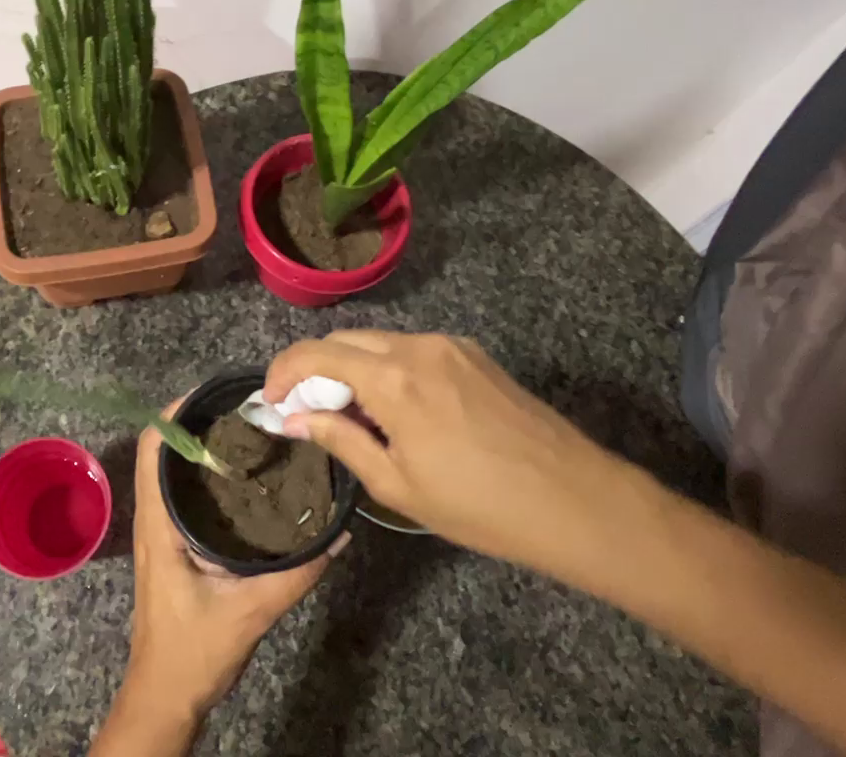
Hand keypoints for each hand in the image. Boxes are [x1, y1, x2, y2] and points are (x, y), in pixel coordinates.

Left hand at [119, 403, 343, 718]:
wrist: (166, 694)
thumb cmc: (194, 651)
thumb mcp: (251, 610)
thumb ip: (296, 573)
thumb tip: (338, 534)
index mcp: (159, 524)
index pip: (154, 449)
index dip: (175, 413)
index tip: (214, 394)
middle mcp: (154, 519)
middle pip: (162, 452)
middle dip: (196, 423)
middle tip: (244, 410)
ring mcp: (160, 532)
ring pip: (170, 472)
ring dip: (199, 448)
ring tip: (246, 432)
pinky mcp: (172, 545)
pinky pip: (180, 494)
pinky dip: (204, 474)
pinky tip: (240, 477)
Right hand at [265, 330, 630, 579]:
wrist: (575, 500)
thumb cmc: (479, 504)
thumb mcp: (396, 483)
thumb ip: (339, 439)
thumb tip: (293, 418)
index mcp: (393, 376)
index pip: (316, 353)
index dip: (282, 372)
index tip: (270, 401)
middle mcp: (418, 346)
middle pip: (346, 340)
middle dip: (315, 369)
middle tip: (305, 412)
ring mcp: (451, 345)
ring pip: (380, 343)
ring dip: (352, 369)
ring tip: (352, 416)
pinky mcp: (475, 355)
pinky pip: (413, 350)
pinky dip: (388, 369)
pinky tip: (395, 409)